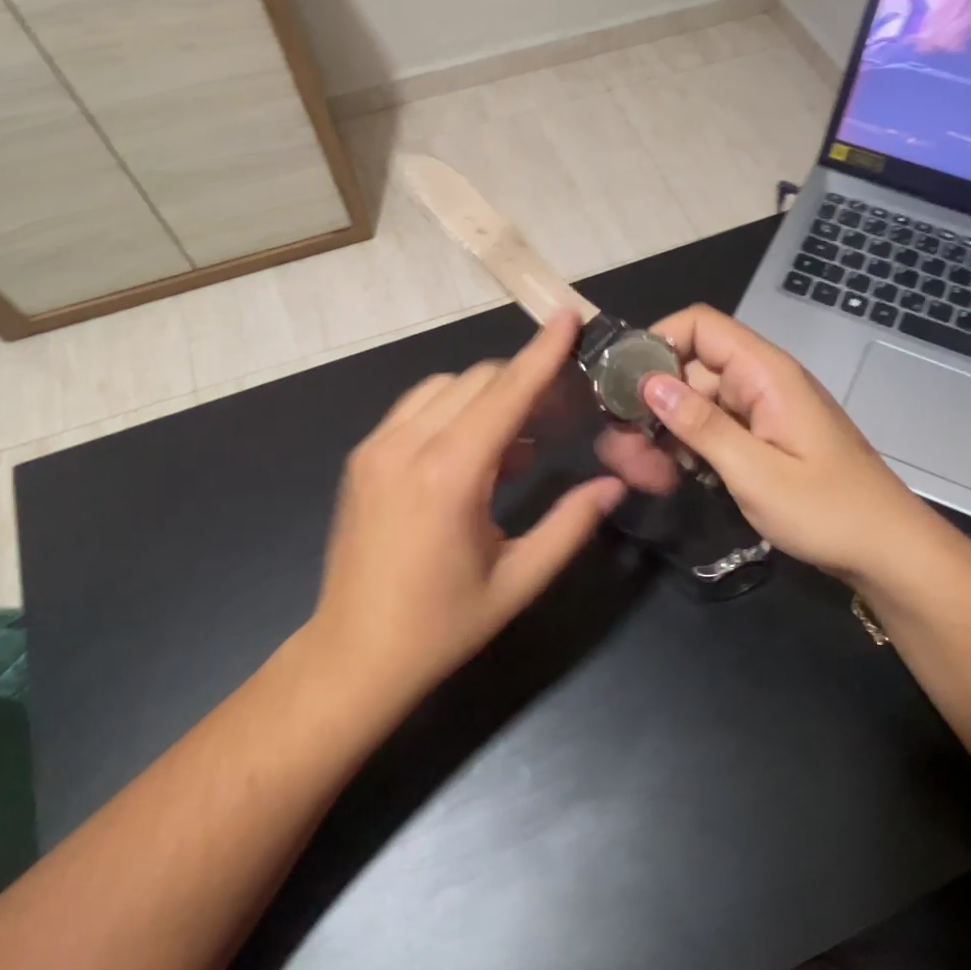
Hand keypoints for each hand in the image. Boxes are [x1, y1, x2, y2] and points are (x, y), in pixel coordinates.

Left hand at [306, 313, 626, 697]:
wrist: (356, 652)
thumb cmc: (443, 624)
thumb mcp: (519, 581)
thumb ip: (570, 525)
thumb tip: (614, 484)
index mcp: (450, 475)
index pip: (505, 393)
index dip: (542, 353)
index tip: (568, 317)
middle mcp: (407, 446)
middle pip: (476, 381)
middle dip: (524, 383)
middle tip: (562, 417)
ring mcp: (376, 448)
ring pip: (443, 388)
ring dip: (487, 397)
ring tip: (521, 444)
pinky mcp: (362, 459)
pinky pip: (415, 409)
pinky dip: (452, 411)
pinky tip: (476, 454)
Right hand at [619, 304, 948, 582]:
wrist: (885, 549)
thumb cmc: (827, 511)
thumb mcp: (755, 472)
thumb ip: (701, 425)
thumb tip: (648, 382)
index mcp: (766, 374)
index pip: (700, 326)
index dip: (655, 345)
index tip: (621, 389)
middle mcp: (761, 382)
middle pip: (689, 368)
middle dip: (649, 404)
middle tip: (623, 454)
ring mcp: (762, 412)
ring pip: (695, 403)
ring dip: (664, 433)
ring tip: (647, 476)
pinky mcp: (762, 439)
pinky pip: (713, 429)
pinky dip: (688, 448)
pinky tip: (675, 479)